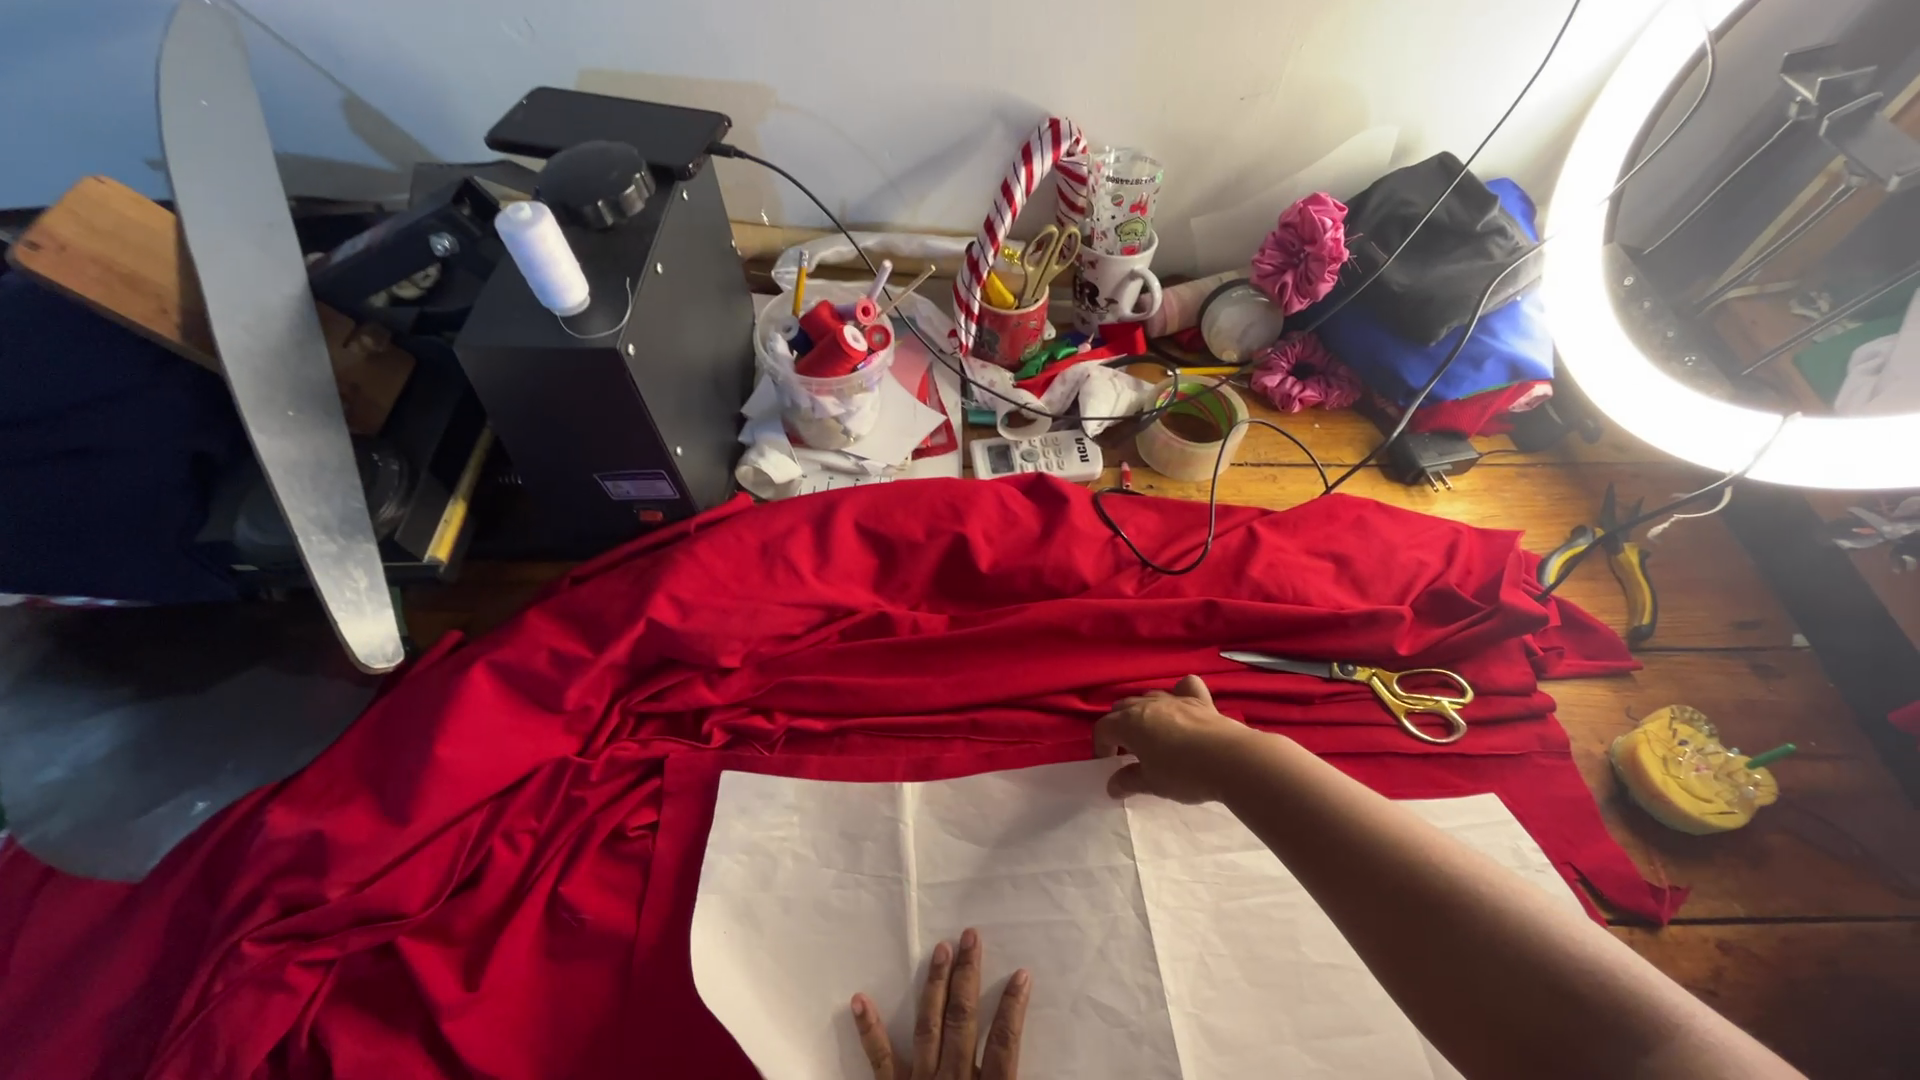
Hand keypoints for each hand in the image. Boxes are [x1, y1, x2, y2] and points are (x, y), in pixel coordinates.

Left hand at [850, 928, 1030, 1079]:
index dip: (1014, 1008)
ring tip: (940, 950)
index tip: (1022, 973)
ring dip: (935, 987)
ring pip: (929, 1028)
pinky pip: (879, 1060)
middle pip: (964, 1022)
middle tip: (970, 937)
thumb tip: (1031, 1071)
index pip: (1005, 1044)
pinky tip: (859, 998)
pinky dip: (868, 1029)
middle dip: (968, 977)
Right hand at [1094, 675, 1262, 803]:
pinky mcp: (1200, 700)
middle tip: (1128, 752)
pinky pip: (1184, 687)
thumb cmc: (1183, 774)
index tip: (1110, 765)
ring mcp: (1175, 699)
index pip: (1102, 728)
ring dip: (1144, 713)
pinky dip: (1179, 692)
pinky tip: (1182, 705)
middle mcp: (1147, 705)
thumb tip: (1112, 785)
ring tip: (1152, 735)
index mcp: (1128, 723)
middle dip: (1119, 727)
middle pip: (1122, 708)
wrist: (1230, 760)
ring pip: (1149, 697)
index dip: (1101, 747)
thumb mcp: (1151, 783)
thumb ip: (1128, 781)